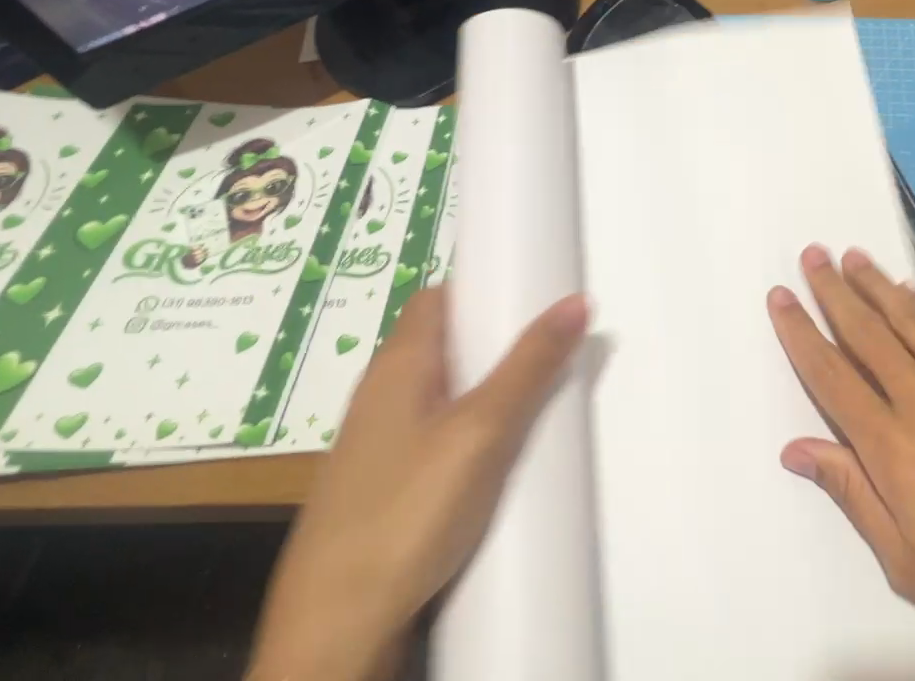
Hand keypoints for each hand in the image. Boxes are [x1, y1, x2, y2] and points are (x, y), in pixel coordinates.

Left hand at [247, 287, 587, 680]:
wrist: (337, 627)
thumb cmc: (407, 511)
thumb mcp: (482, 430)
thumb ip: (530, 365)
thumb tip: (577, 300)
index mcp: (397, 365)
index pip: (437, 297)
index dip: (483, 287)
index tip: (535, 292)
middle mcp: (382, 394)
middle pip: (444, 344)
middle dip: (497, 339)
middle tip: (555, 345)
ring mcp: (381, 444)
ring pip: (444, 391)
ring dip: (489, 386)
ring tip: (542, 394)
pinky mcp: (387, 486)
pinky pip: (438, 433)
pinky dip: (474, 427)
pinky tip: (503, 454)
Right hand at [767, 246, 914, 680]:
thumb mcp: (906, 560)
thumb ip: (852, 493)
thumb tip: (796, 450)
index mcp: (894, 450)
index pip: (833, 378)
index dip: (802, 334)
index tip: (781, 299)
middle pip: (870, 336)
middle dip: (835, 293)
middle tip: (813, 256)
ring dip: (880, 288)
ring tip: (855, 258)